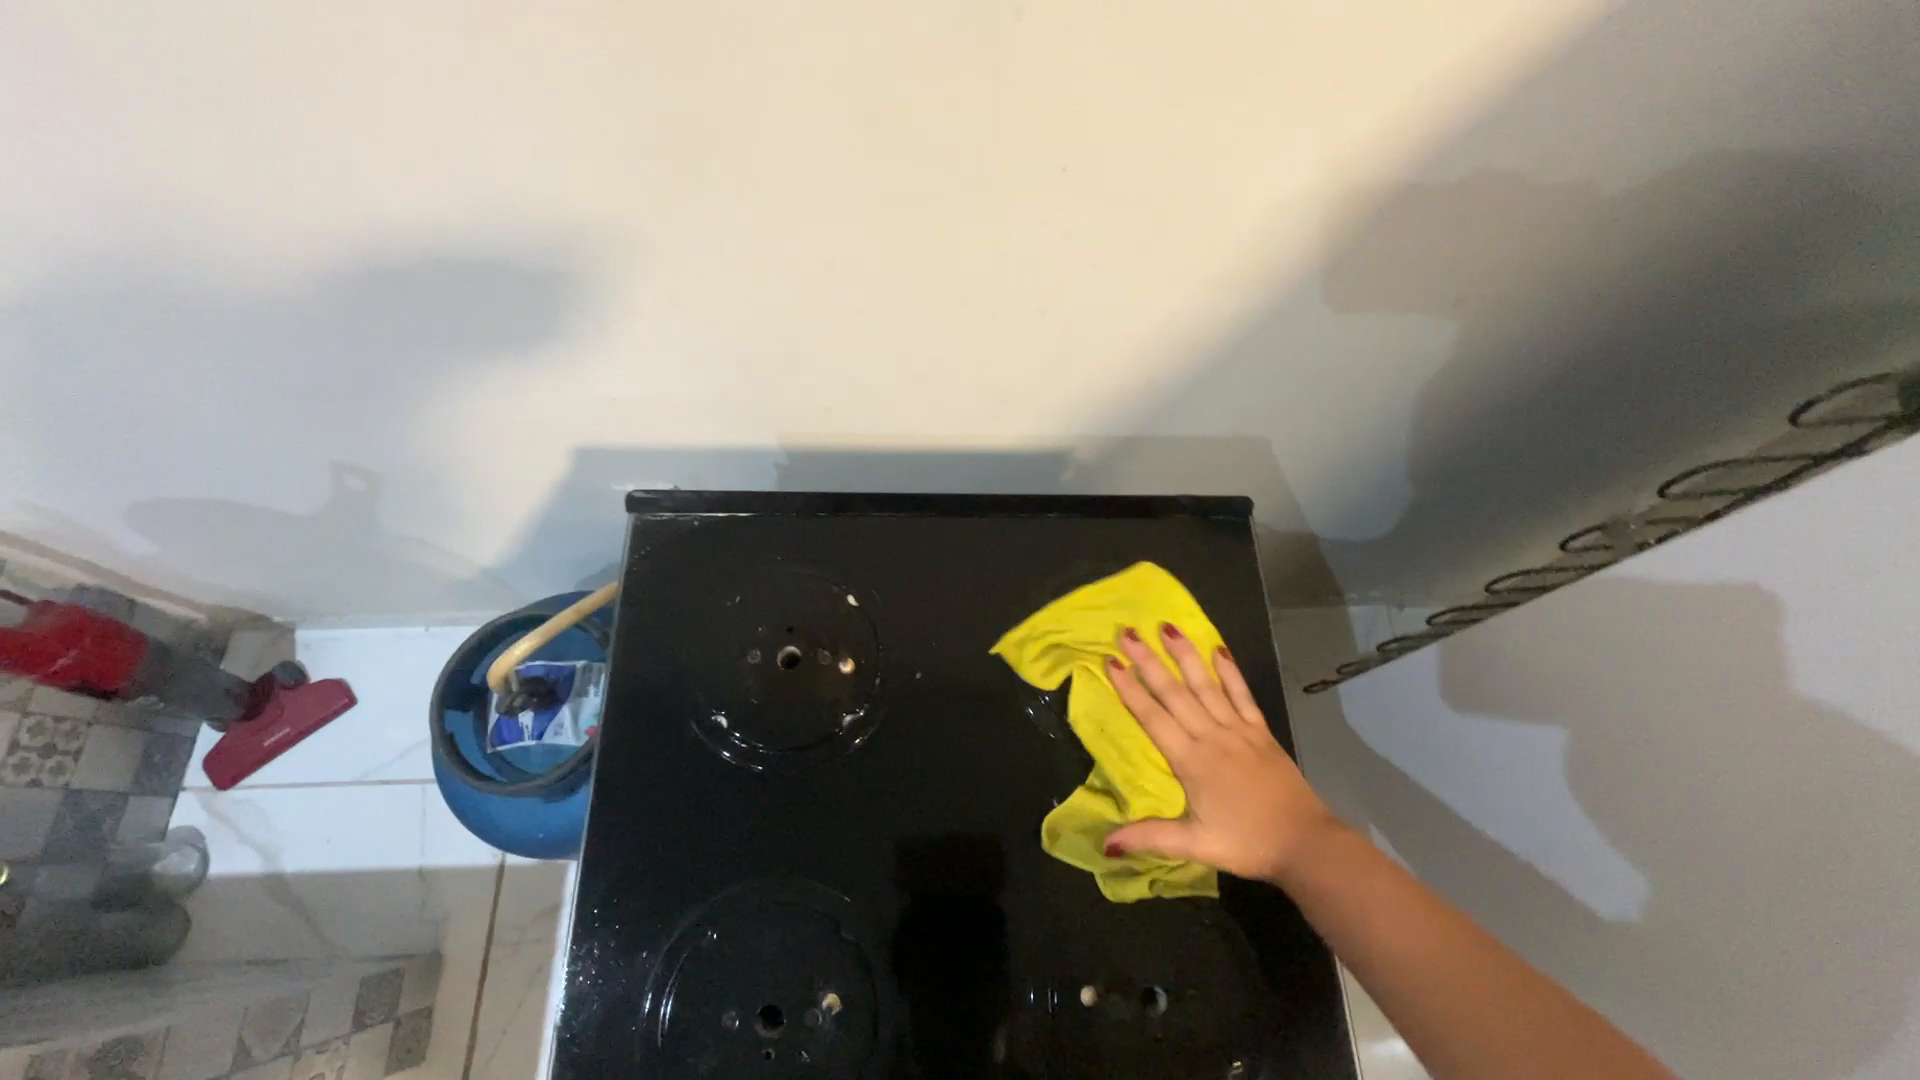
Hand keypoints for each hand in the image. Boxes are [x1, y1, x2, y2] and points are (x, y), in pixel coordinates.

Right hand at [1103, 623, 1339, 884]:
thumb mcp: (1195, 846)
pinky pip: (1242, 695)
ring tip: (1167, 627)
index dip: (1130, 689)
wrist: (1306, 843)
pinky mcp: (1261, 732)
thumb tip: (1105, 843)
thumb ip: (1149, 838)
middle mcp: (1212, 736)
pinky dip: (1229, 671)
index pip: (1153, 718)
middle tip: (1128, 633)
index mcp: (1191, 761)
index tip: (1111, 662)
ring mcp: (1239, 730)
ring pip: (1206, 685)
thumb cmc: (1247, 844)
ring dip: (1185, 655)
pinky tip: (1218, 650)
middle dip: (1148, 661)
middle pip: (1174, 692)